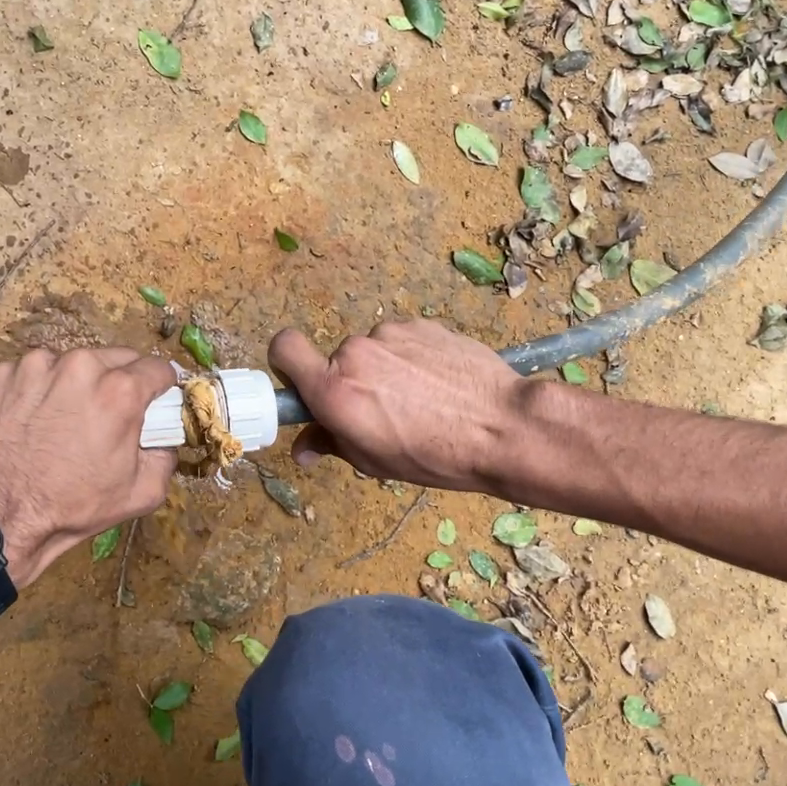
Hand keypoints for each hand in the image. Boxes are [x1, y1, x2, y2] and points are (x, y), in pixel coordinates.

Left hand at [0, 348, 176, 587]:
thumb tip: (163, 437)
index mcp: (119, 391)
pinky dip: (40, 389)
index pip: (158, 368)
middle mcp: (80, 366)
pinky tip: (34, 419)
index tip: (154, 401)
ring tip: (65, 419)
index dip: (160, 387)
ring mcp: (37, 366)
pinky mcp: (4, 374)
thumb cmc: (72, 508)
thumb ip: (165, 455)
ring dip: (77, 383)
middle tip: (108, 415)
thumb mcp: (142, 493)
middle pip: (117, 359)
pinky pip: (35, 373)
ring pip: (74, 363)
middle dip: (120, 382)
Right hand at [268, 320, 533, 493]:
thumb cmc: (433, 456)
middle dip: (352, 380)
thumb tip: (302, 449)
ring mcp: (390, 333)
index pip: (282, 347)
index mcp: (333, 389)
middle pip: (336, 359)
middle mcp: (354, 353)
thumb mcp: (373, 462)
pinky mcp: (422, 324)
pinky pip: (403, 340)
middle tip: (383, 411)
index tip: (305, 382)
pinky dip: (413, 358)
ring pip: (373, 350)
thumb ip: (330, 444)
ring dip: (386, 370)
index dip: (287, 363)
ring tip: (422, 399)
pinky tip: (440, 382)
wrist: (504, 428)